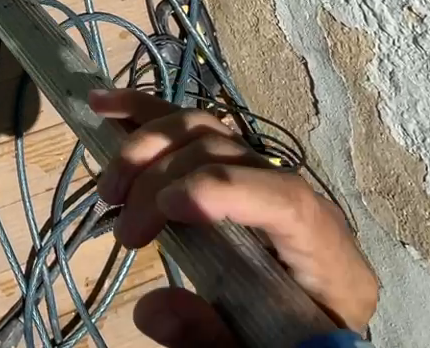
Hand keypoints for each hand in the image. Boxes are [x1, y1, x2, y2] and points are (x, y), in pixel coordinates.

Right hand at [88, 89, 377, 345]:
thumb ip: (209, 337)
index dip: (223, 189)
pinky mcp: (226, 164)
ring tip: (108, 186)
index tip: (165, 209)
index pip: (285, 198)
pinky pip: (185, 124)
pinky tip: (103, 105)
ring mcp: (260, 173)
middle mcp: (298, 199)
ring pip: (201, 128)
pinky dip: (141, 113)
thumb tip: (150, 309)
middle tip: (122, 227)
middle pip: (226, 156)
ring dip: (144, 145)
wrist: (301, 337)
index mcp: (326, 256)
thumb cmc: (286, 342)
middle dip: (161, 179)